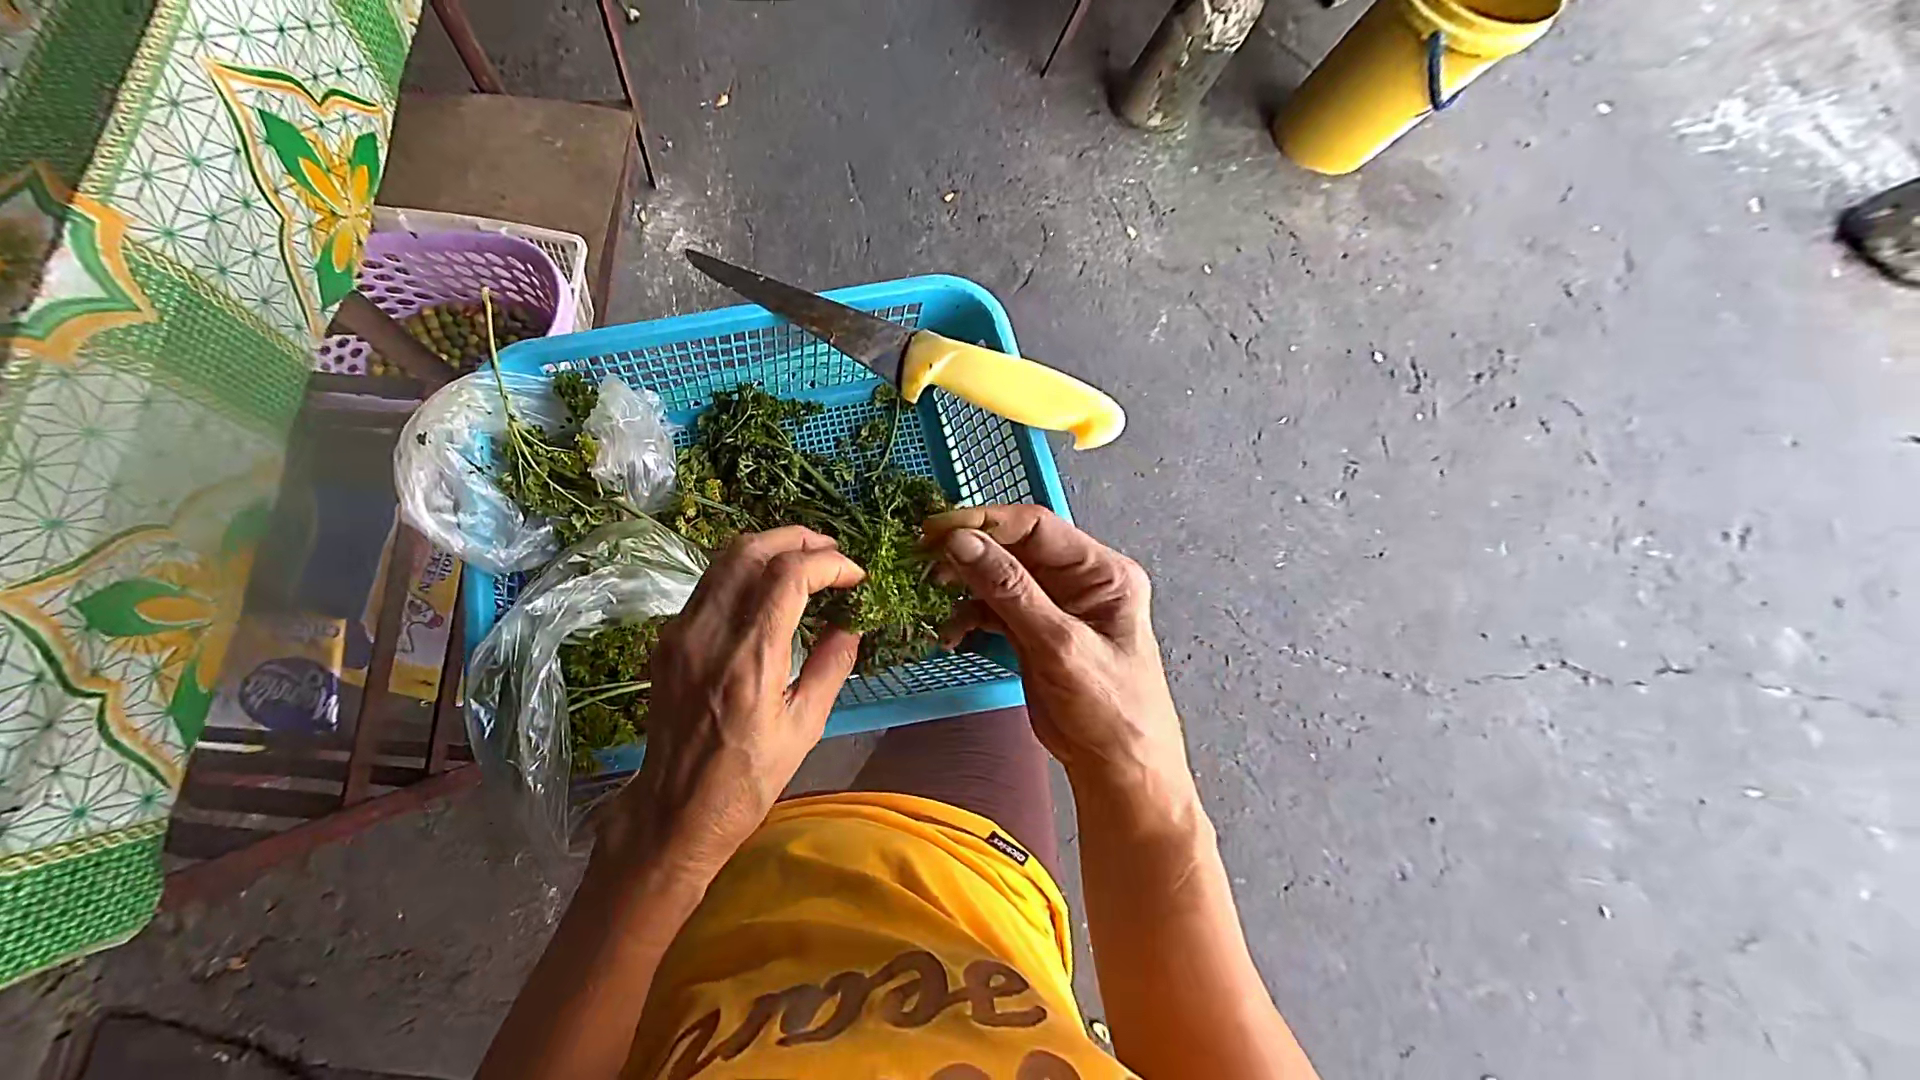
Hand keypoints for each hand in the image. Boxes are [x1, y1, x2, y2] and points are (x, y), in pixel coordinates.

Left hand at [597, 527, 864, 874]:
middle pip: (751, 550)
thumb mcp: (806, 726)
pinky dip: (749, 571)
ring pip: (726, 558)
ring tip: (808, 563)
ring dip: (773, 548)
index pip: (789, 576)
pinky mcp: (669, 638)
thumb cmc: (748, 779)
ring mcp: (681, 632)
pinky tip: (773, 590)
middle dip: (800, 539)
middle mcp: (709, 635)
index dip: (830, 564)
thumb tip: (852, 621)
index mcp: (749, 661)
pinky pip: (713, 583)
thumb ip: (833, 664)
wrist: (673, 811)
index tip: (856, 577)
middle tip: (833, 555)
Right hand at [923, 506, 1189, 796]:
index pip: (1037, 527)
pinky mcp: (1034, 630)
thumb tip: (962, 542)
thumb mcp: (1059, 645)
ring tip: (933, 595)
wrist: (1118, 768)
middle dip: (969, 552)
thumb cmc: (1111, 710)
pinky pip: (994, 608)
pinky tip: (950, 633)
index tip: (938, 529)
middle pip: (1015, 548)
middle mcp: (1079, 579)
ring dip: (964, 584)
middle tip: (925, 559)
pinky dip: (968, 616)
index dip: (985, 523)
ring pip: (999, 576)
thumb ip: (1010, 589)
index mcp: (1102, 571)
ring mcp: (1055, 605)